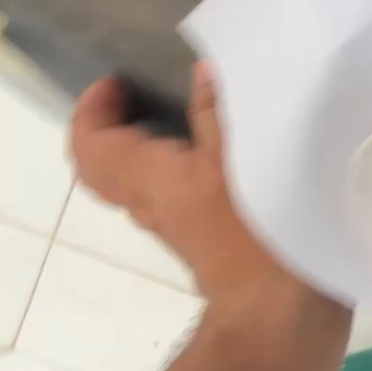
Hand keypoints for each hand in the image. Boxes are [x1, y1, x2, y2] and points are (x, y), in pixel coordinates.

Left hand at [68, 64, 299, 302]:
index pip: (94, 140)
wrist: (277, 300)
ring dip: (138, 151)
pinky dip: (173, 170)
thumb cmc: (256, 224)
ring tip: (177, 124)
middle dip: (107, 131)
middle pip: (102, 166)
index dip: (95, 108)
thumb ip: (219, 114)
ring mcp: (176, 222)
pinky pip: (167, 194)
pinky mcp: (205, 234)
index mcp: (148, 177)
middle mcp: (150, 201)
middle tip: (135, 101)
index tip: (118, 81)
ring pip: (132, 182)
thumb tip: (202, 70)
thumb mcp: (242, 157)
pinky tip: (220, 163)